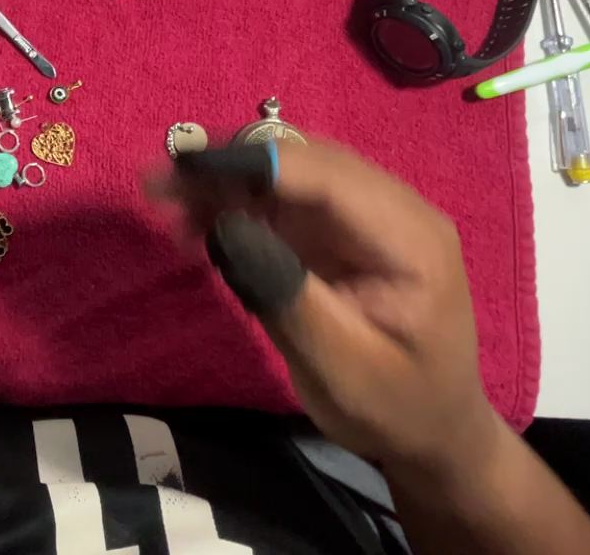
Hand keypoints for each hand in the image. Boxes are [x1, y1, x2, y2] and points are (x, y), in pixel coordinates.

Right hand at [155, 141, 502, 479]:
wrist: (430, 432)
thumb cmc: (393, 405)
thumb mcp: (337, 364)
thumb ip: (284, 291)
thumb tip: (225, 224)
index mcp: (409, 237)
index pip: (324, 176)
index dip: (249, 162)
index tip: (182, 167)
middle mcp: (389, 206)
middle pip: (298, 158)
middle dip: (225, 164)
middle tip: (158, 183)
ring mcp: (361, 211)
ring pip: (281, 167)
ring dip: (221, 180)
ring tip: (165, 202)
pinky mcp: (334, 223)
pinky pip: (277, 193)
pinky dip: (232, 200)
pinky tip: (194, 222)